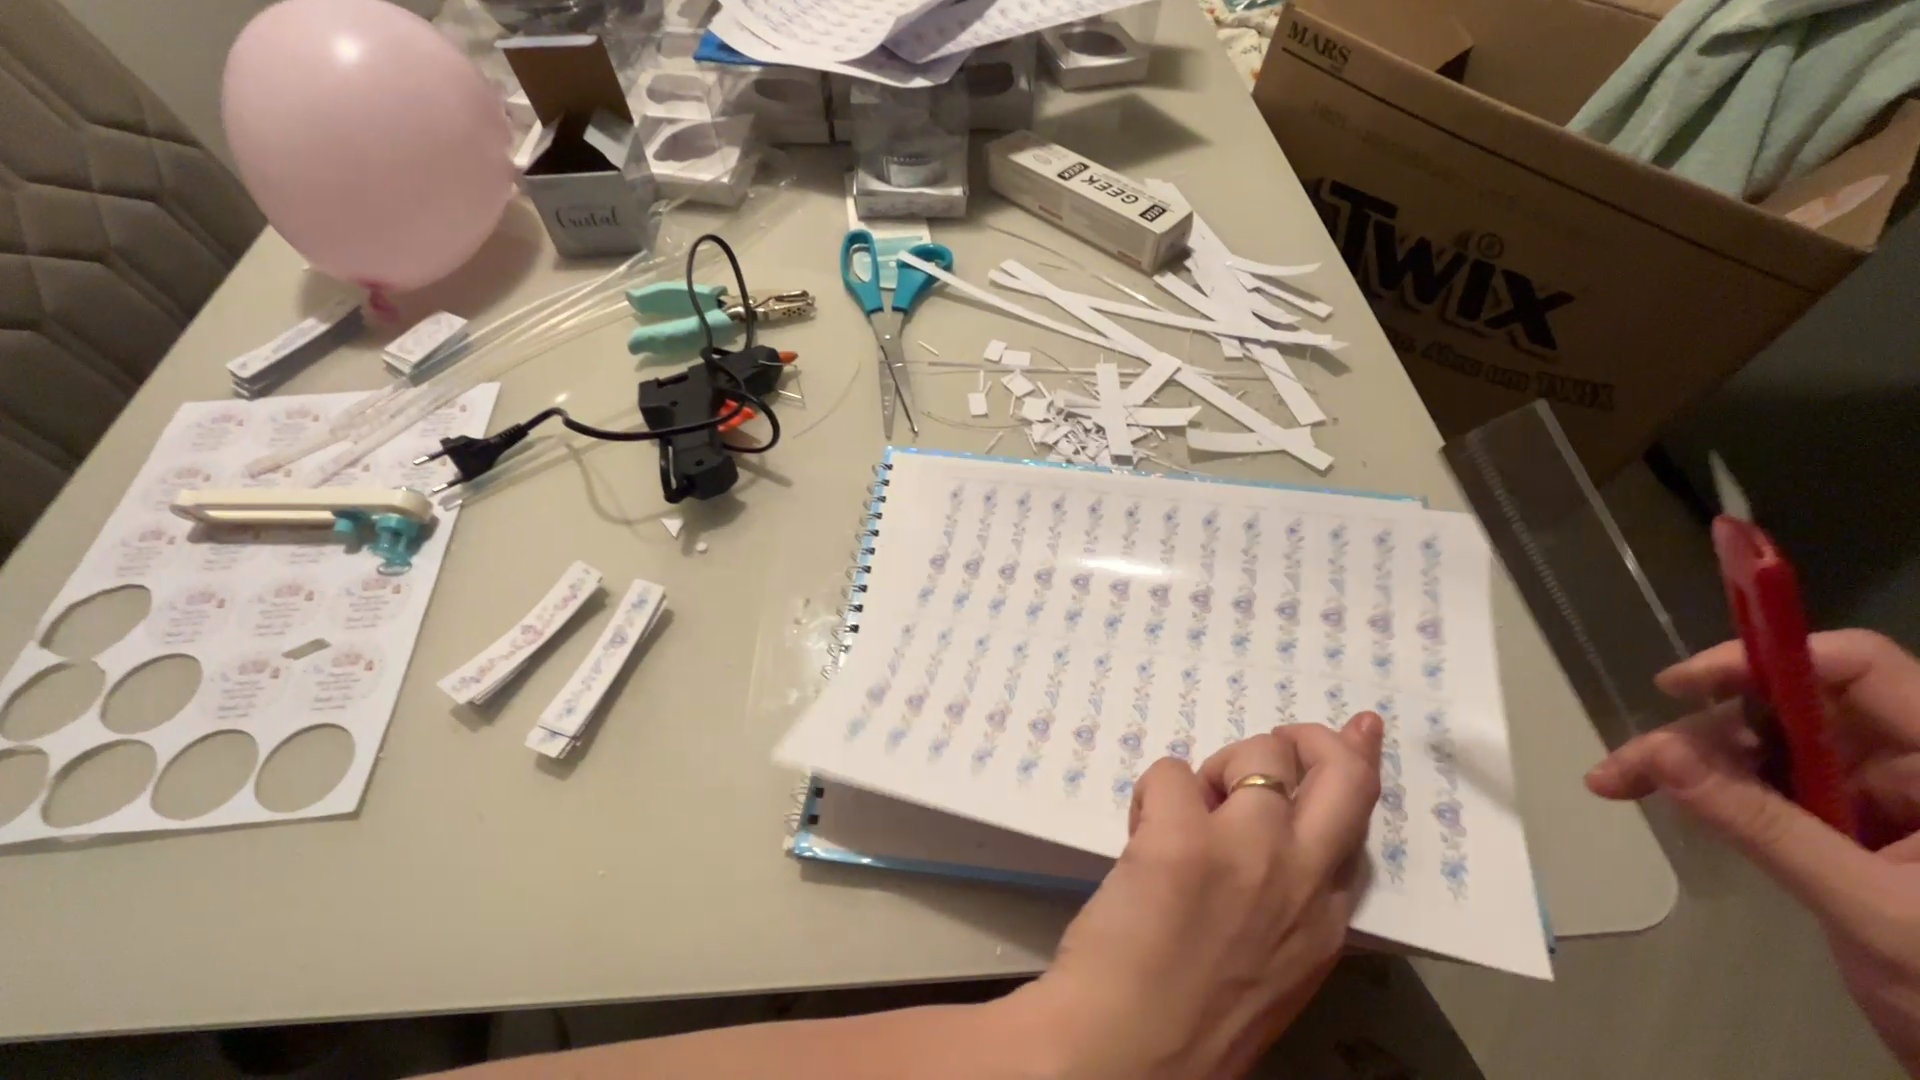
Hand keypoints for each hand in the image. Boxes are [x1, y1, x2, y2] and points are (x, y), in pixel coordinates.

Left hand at [995, 714, 1382, 1079]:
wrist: (1124, 1058)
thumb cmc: (1188, 1023)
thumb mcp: (1270, 967)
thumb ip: (1282, 900)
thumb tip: (1266, 832)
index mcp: (1324, 919)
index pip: (1359, 823)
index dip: (1355, 767)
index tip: (1356, 731)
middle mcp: (1300, 877)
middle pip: (1340, 773)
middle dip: (1314, 738)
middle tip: (1282, 737)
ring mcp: (1247, 852)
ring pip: (1258, 753)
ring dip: (1219, 766)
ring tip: (1185, 811)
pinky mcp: (1183, 838)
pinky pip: (1171, 772)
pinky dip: (1152, 792)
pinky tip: (1138, 834)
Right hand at [1586, 630, 1919, 1074]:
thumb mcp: (1874, 914)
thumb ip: (1767, 830)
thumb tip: (1659, 754)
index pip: (1857, 670)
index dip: (1766, 661)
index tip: (1681, 687)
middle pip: (1791, 711)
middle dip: (1699, 731)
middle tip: (1625, 765)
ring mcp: (1891, 799)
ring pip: (1770, 749)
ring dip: (1690, 761)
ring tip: (1619, 783)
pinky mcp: (1859, 829)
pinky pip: (1775, 790)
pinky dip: (1714, 792)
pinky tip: (1662, 798)